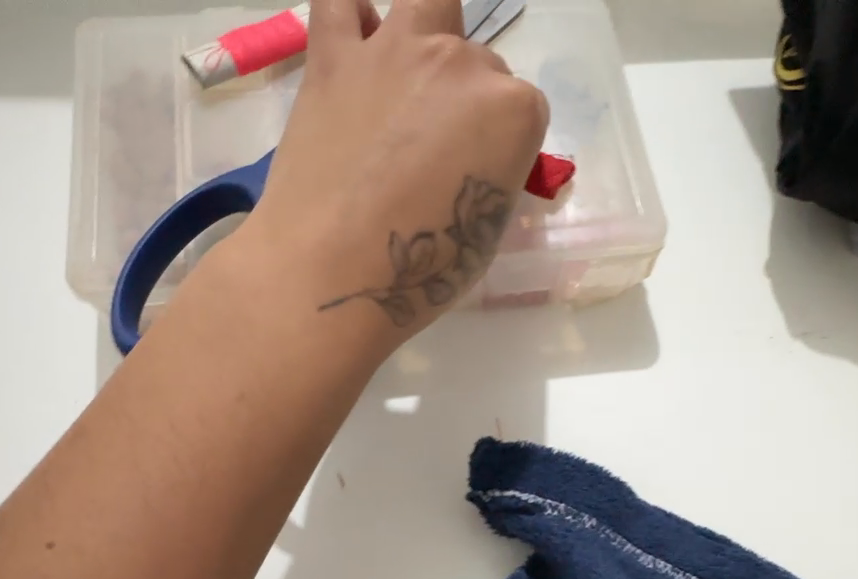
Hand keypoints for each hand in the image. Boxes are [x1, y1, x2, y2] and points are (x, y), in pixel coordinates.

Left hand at [233, 0, 547, 337]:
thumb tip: (478, 162)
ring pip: (429, 5)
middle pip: (481, 64)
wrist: (333, 269)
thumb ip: (494, 176)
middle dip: (466, 103)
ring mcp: (394, 50)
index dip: (505, 143)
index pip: (525, 108)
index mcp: (512, 110)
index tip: (483, 175)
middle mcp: (461, 65)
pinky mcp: (332, 57)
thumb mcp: (487, 231)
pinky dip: (352, 19)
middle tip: (437, 154)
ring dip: (430, 35)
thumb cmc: (424, 272)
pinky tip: (355, 50)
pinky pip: (340, 3)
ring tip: (411, 83)